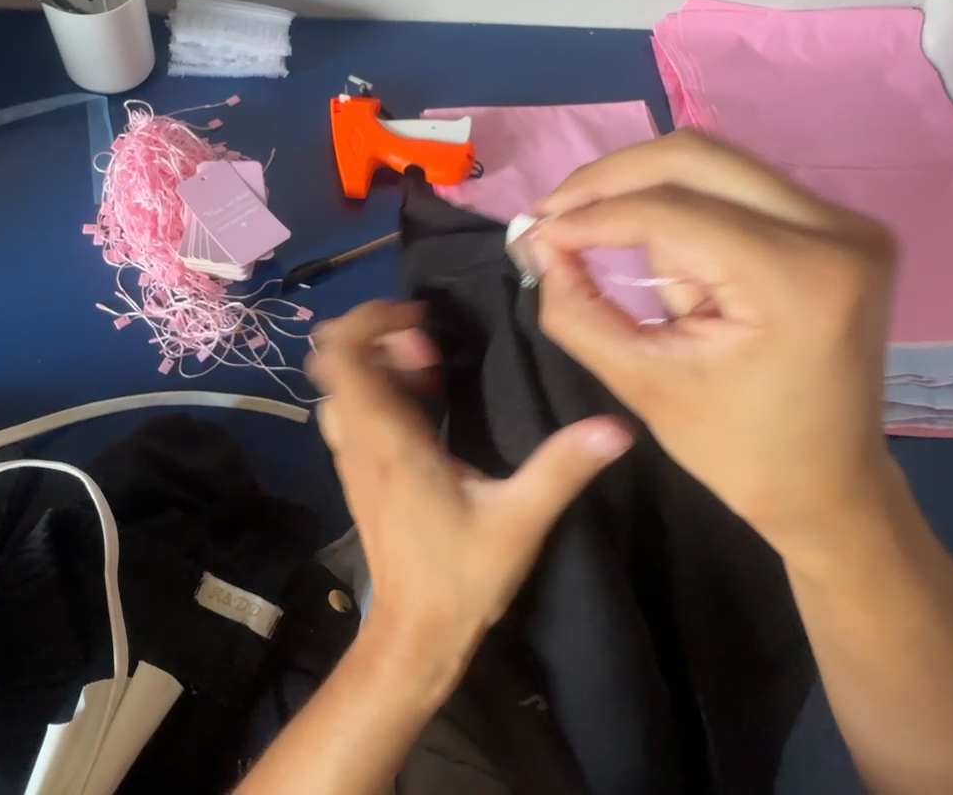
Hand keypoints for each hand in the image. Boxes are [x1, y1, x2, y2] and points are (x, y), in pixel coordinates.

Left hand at [305, 301, 631, 688]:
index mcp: (389, 439)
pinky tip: (424, 411)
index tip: (421, 320)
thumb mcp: (520, 519)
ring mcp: (352, 457)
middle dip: (382, 337)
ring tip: (432, 378)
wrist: (415, 632)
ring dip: (379, 365)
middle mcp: (360, 440)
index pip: (343, 354)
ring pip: (342, 385)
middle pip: (337, 359)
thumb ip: (563, 468)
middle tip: (433, 353)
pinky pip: (351, 411)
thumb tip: (616, 428)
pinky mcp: (357, 473)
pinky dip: (377, 392)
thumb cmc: (461, 575)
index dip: (370, 320)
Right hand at [529, 129, 898, 557]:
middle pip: (696, 157)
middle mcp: (835, 231)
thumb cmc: (736, 448)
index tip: (535, 232)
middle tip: (554, 210)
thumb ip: (577, 312)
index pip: (671, 214)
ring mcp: (843, 222)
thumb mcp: (640, 384)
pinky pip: (731, 188)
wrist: (826, 482)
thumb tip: (540, 244)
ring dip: (642, 196)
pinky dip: (677, 207)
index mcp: (797, 281)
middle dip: (610, 179)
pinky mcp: (834, 225)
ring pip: (711, 165)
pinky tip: (651, 248)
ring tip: (600, 243)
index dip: (591, 215)